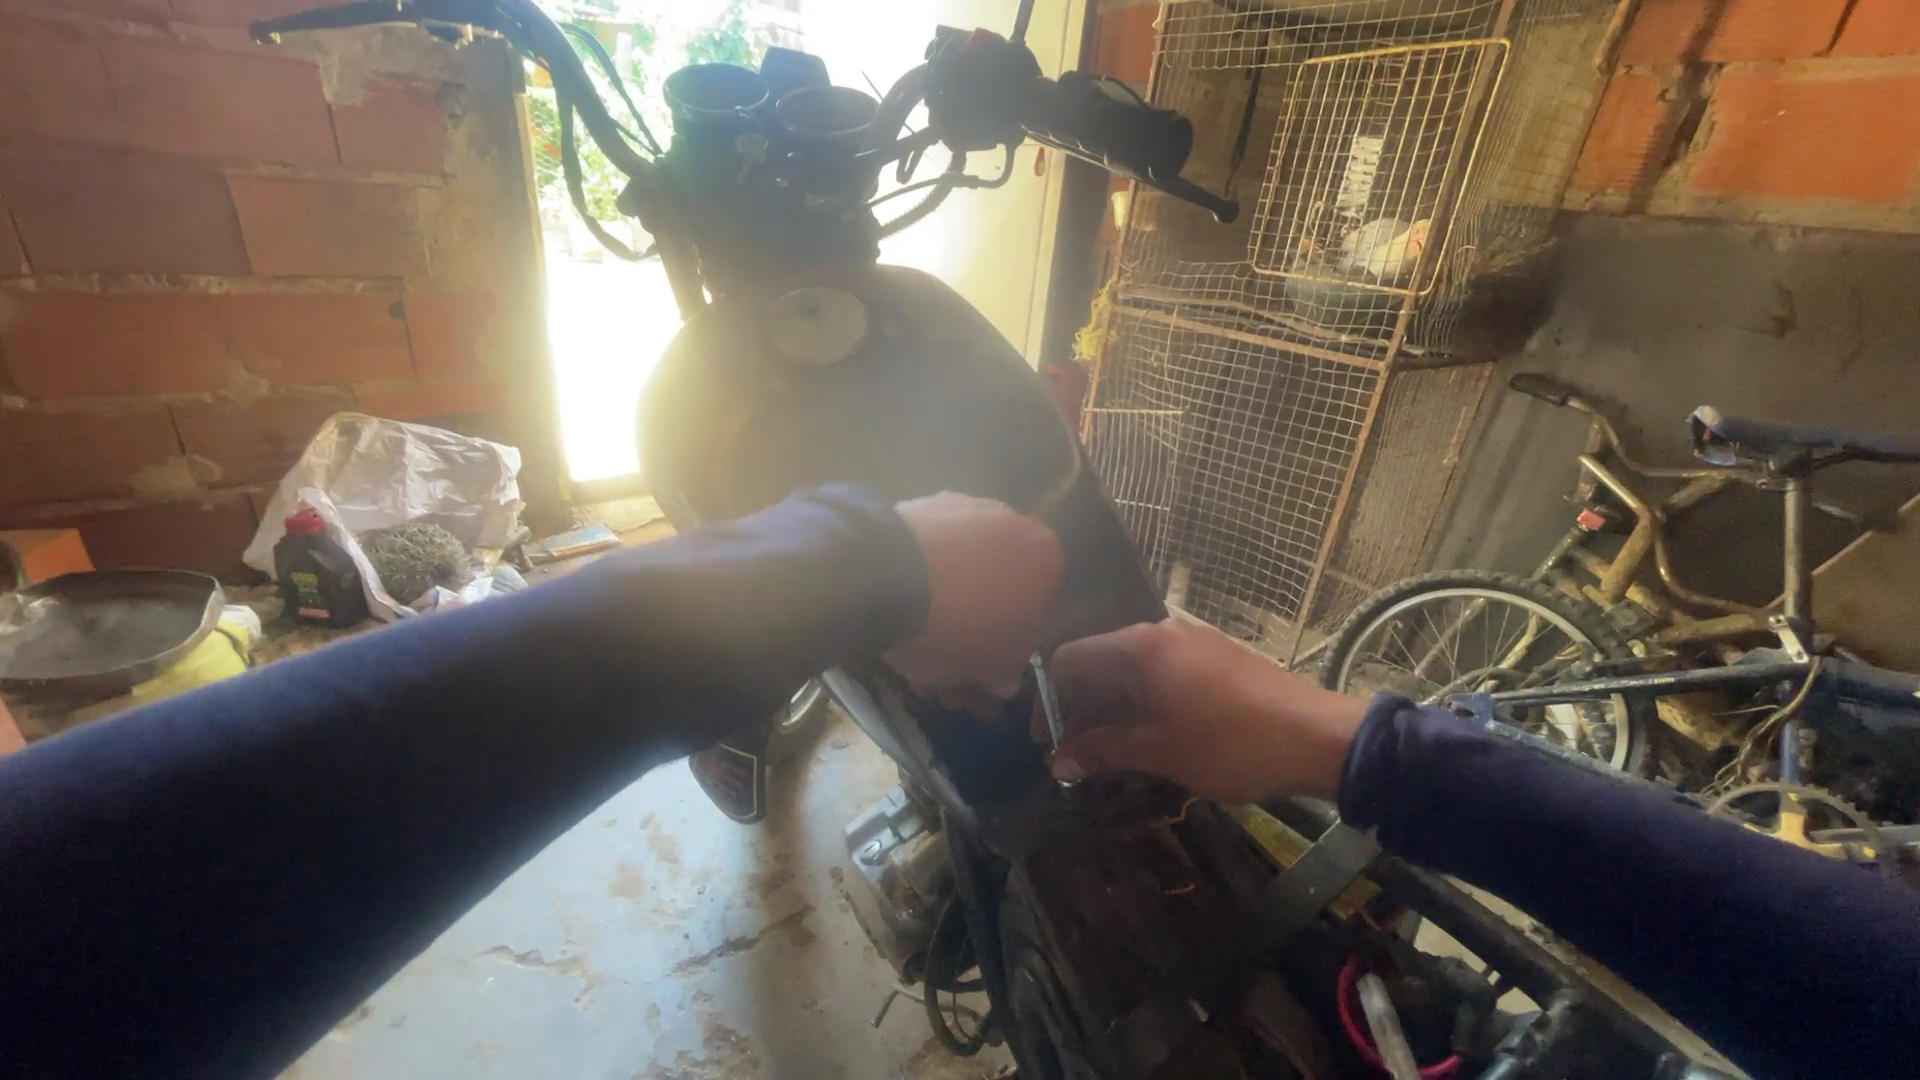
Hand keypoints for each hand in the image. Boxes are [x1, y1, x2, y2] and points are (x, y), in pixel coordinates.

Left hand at [885, 493, 1063, 696]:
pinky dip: (915, 575)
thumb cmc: (960, 625)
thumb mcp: (992, 667)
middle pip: (996, 584)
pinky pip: (926, 550)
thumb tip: (1004, 678)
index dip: (1009, 645)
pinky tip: (892, 608)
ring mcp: (964, 506)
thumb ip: (1006, 670)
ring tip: (908, 641)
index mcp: (1047, 559)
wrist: (888, 574)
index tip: (982, 668)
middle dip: (972, 624)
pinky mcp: (919, 504)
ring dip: (941, 601)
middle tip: (942, 662)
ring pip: (959, 567)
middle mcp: (1014, 521)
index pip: (1037, 611)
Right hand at [1043, 617, 1367, 802]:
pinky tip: (1142, 737)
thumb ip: (1103, 750)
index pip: (1071, 659)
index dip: (1049, 700)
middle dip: (1079, 709)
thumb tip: (1056, 762)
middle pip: (1099, 664)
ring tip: (1103, 754)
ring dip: (1110, 711)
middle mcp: (1160, 633)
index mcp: (1140, 646)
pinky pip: (1158, 675)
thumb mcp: (1160, 750)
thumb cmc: (1231, 743)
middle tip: (1070, 756)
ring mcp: (1189, 643)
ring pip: (1130, 672)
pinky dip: (1140, 704)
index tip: (1044, 740)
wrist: (1318, 738)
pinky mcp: (1212, 658)